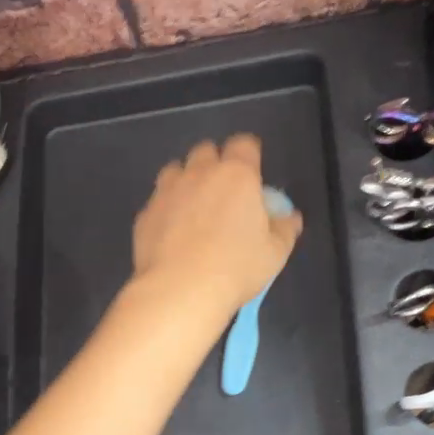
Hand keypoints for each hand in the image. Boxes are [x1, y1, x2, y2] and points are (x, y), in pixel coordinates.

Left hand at [131, 135, 303, 316]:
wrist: (179, 290)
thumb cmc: (236, 268)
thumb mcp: (274, 253)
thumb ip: (284, 229)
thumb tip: (289, 218)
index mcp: (236, 175)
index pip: (244, 144)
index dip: (248, 155)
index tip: (251, 174)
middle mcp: (199, 174)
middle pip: (205, 150)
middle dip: (214, 164)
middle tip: (222, 193)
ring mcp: (167, 192)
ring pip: (175, 170)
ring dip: (185, 181)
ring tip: (192, 209)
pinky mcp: (144, 214)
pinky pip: (156, 201)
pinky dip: (165, 210)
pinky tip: (170, 233)